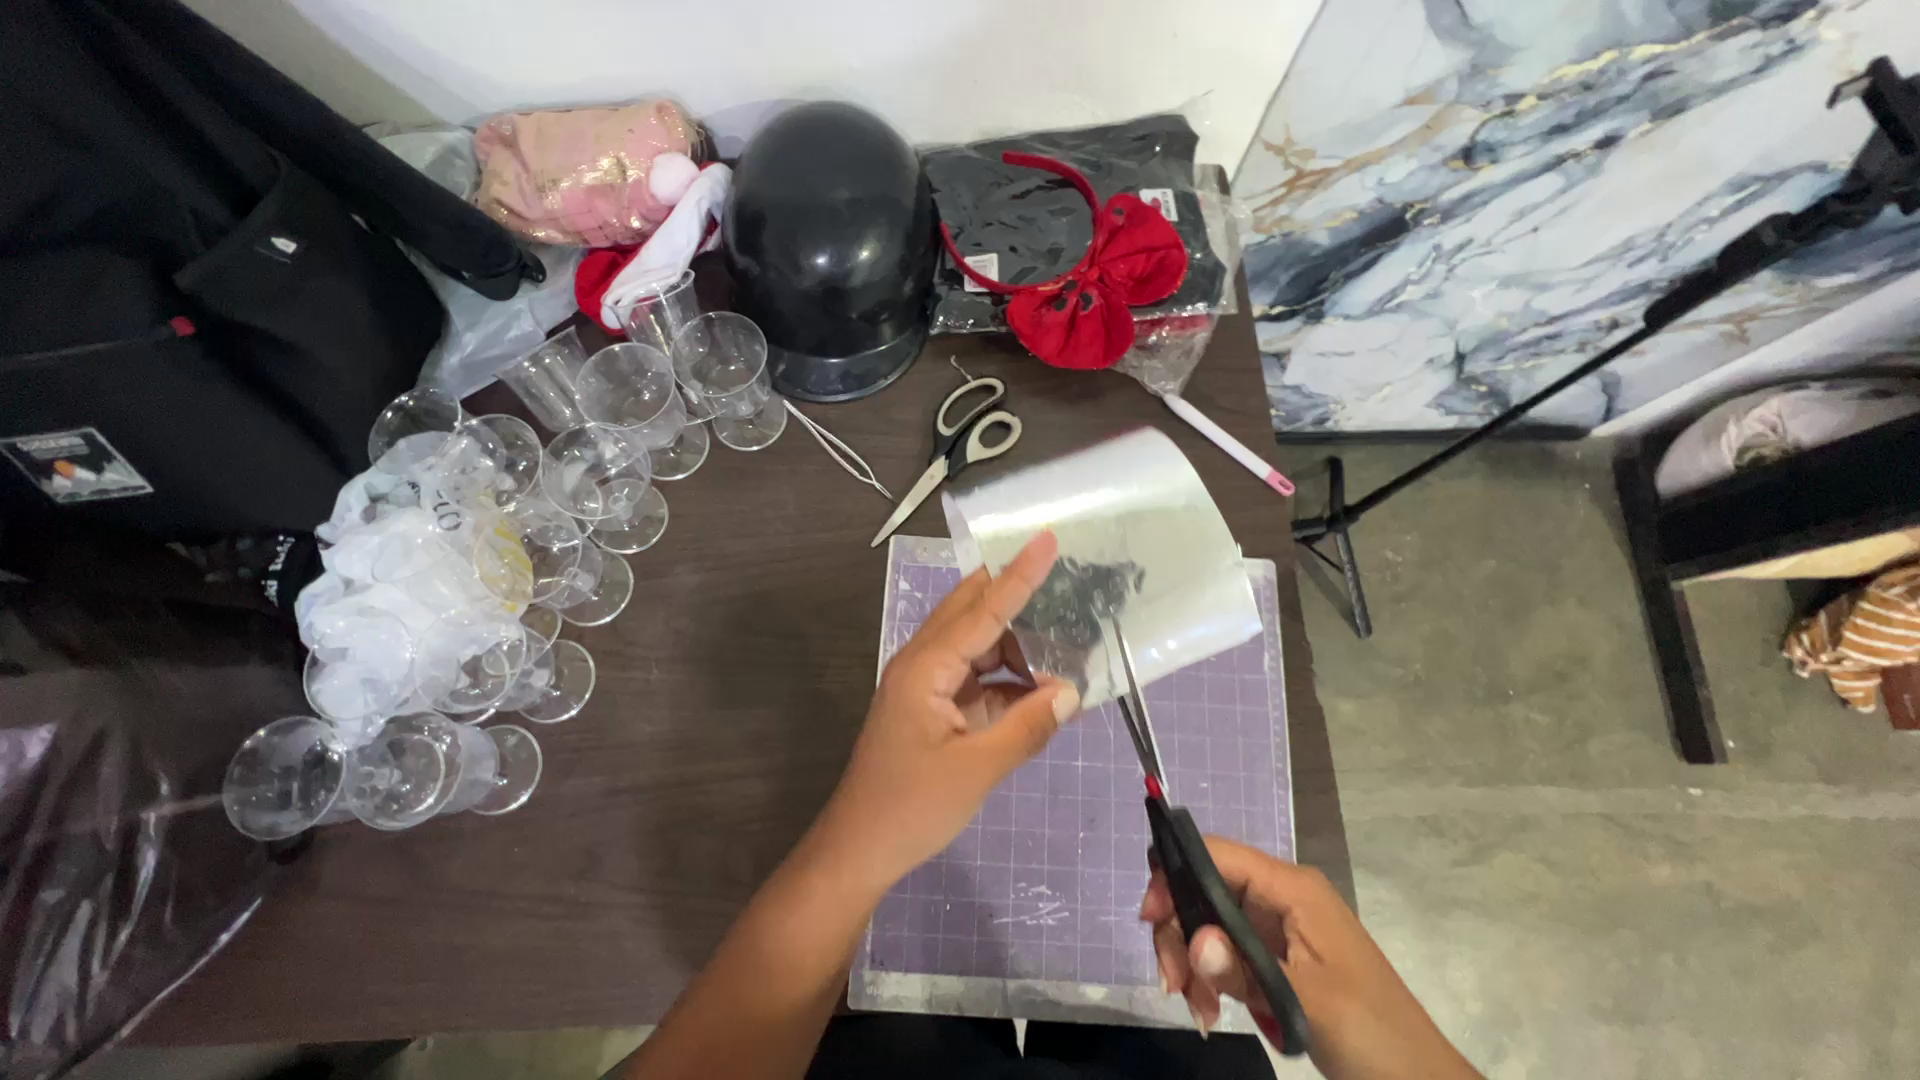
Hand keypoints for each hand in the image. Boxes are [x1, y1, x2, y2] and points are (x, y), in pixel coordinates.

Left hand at [814, 531, 1079, 892]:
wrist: (859, 849)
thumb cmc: (910, 808)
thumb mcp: (976, 770)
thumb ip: (1026, 727)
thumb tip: (1070, 692)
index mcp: (926, 667)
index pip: (983, 610)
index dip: (1019, 575)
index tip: (1047, 539)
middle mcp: (923, 664)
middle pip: (974, 614)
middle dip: (1017, 596)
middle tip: (1066, 579)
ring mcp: (926, 687)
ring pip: (978, 648)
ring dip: (1018, 646)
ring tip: (1067, 641)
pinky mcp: (933, 710)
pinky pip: (977, 679)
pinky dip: (1009, 680)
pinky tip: (1043, 688)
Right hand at [1141, 837, 1480, 1079]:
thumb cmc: (1373, 1033)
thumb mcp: (1308, 1003)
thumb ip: (1245, 969)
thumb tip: (1195, 942)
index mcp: (1292, 889)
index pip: (1217, 855)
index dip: (1175, 874)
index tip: (1149, 919)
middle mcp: (1281, 897)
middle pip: (1205, 891)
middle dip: (1180, 932)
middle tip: (1173, 985)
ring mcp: (1278, 928)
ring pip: (1210, 924)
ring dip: (1192, 962)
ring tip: (1198, 1009)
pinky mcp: (1277, 959)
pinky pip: (1226, 953)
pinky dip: (1210, 978)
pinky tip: (1211, 1010)